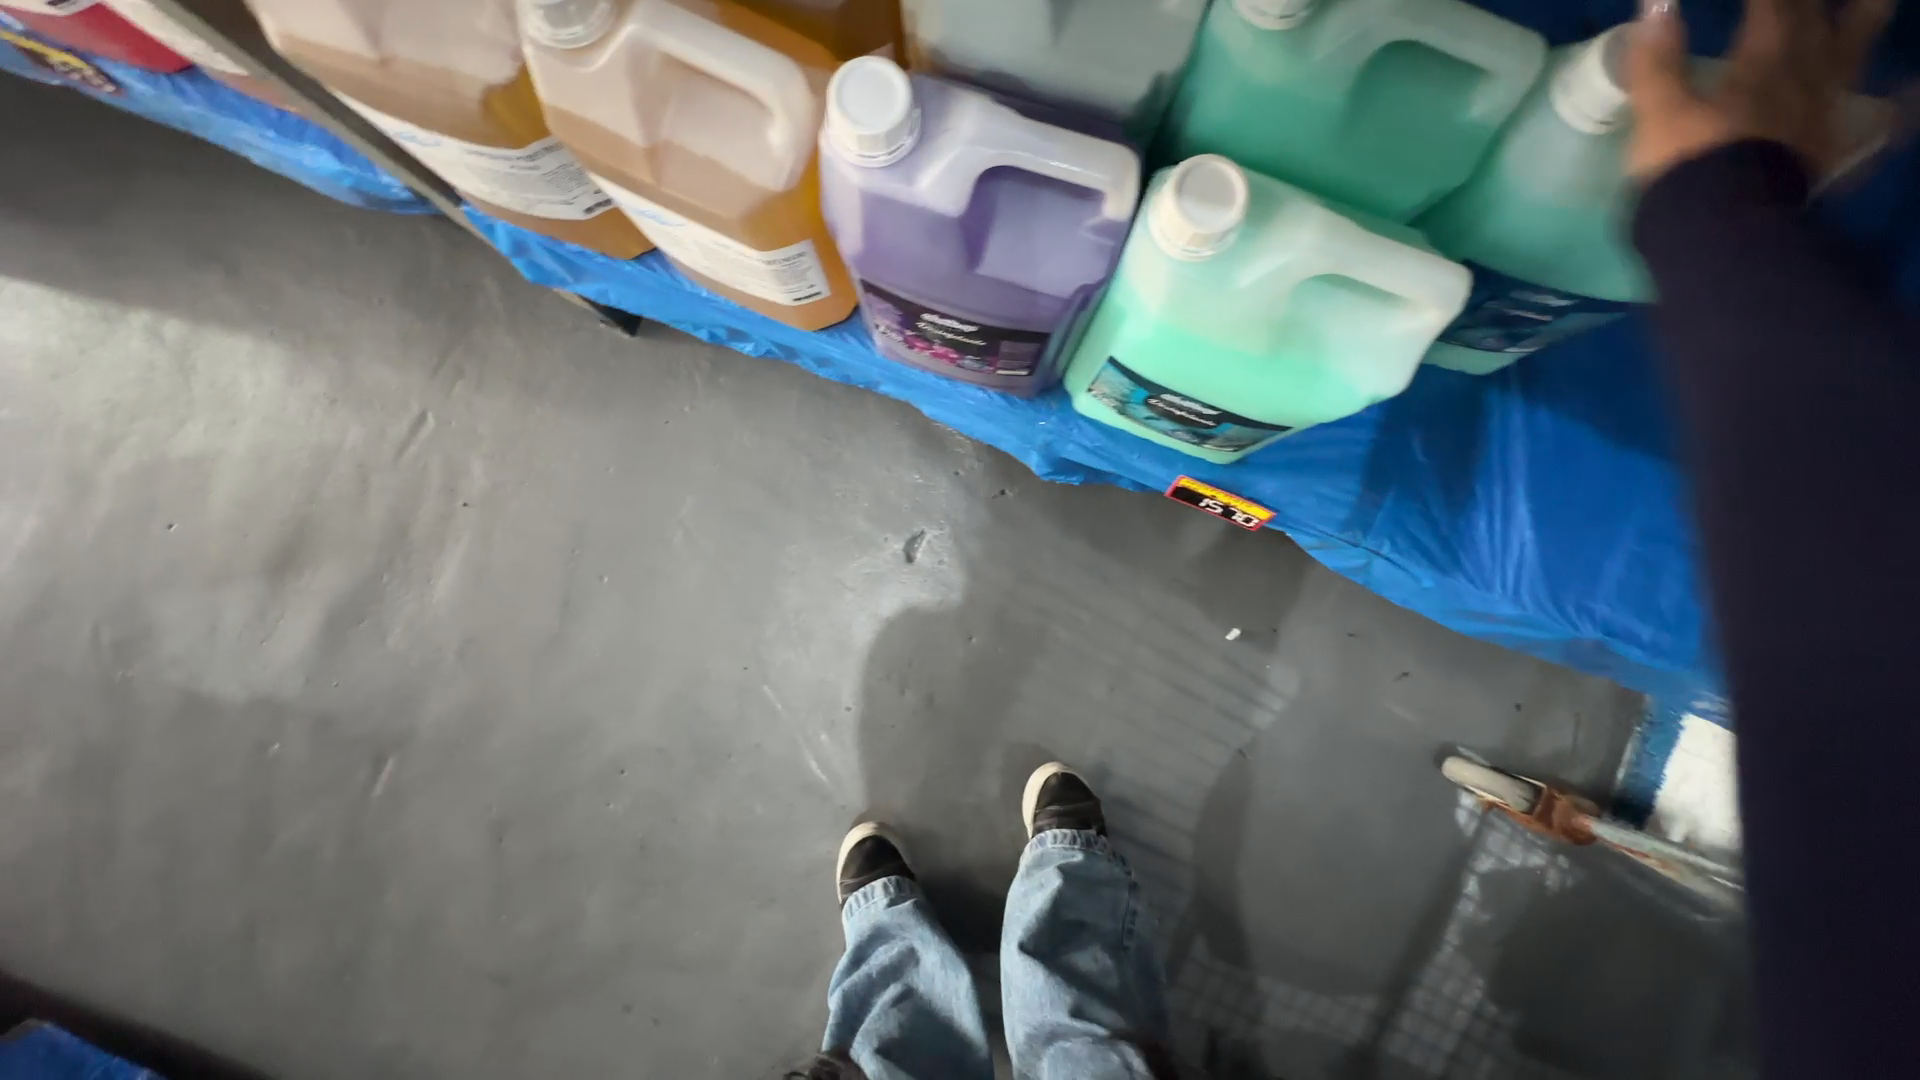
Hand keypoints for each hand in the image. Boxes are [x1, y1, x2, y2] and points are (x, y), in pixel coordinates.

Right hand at [1623, 0, 1893, 182]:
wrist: (1720, 221)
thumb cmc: (1686, 165)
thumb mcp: (1659, 114)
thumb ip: (1657, 62)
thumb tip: (1655, 4)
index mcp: (1759, 66)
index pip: (1769, 9)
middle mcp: (1802, 76)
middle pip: (1817, 22)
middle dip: (1812, 1)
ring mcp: (1820, 111)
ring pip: (1853, 55)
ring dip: (1867, 23)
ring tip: (1876, 5)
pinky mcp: (1828, 147)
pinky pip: (1878, 119)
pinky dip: (1899, 102)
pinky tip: (1911, 90)